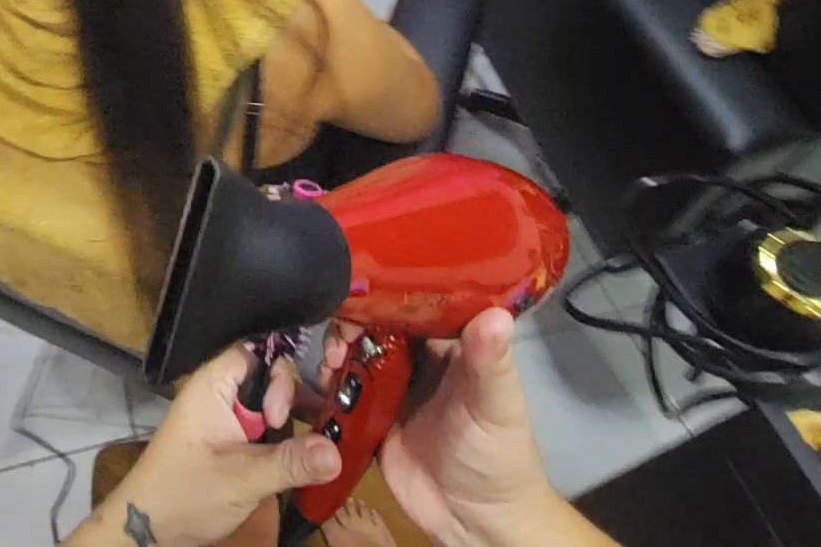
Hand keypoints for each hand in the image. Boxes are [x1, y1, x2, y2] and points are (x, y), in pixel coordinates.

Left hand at [68, 348, 341, 546]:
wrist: (148, 531)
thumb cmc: (184, 493)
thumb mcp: (240, 479)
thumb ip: (287, 463)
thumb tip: (335, 452)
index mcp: (213, 385)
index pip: (254, 352)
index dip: (277, 374)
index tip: (280, 416)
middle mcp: (221, 394)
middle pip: (268, 377)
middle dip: (291, 399)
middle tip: (307, 430)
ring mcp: (227, 420)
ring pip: (270, 405)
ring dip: (292, 424)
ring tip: (317, 444)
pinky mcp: (233, 444)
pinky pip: (265, 430)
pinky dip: (284, 441)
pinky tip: (305, 458)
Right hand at [321, 311, 576, 546]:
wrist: (476, 527)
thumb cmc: (499, 458)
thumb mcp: (496, 408)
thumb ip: (490, 363)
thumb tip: (496, 313)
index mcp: (446, 345)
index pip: (411, 305)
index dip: (384, 296)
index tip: (360, 297)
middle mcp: (415, 359)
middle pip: (374, 323)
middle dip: (350, 322)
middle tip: (340, 340)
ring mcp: (389, 386)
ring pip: (354, 351)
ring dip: (335, 348)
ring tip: (330, 365)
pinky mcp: (369, 416)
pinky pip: (343, 388)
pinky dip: (327, 381)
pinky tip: (321, 384)